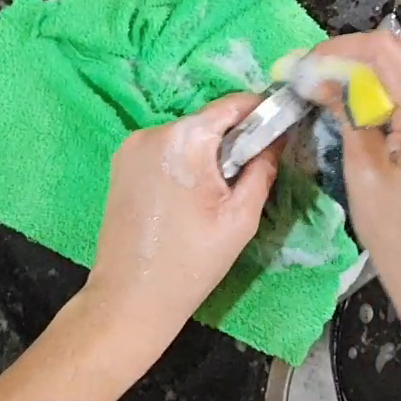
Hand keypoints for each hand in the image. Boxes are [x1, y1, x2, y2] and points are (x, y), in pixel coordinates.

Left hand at [79, 94, 277, 370]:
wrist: (130, 297)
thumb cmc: (191, 261)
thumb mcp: (240, 217)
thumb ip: (262, 168)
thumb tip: (276, 137)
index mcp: (184, 137)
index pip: (233, 104)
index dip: (262, 113)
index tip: (281, 130)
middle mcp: (153, 131)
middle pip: (207, 122)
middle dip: (232, 142)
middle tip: (247, 178)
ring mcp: (131, 147)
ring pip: (185, 138)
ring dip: (206, 156)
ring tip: (213, 198)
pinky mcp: (120, 165)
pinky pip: (164, 152)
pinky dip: (182, 165)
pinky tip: (187, 201)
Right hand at [305, 32, 400, 361]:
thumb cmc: (395, 231)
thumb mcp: (362, 169)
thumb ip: (348, 113)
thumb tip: (322, 80)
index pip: (383, 54)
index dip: (337, 52)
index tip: (305, 66)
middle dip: (352, 56)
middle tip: (313, 73)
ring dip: (370, 68)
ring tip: (331, 83)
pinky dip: (390, 84)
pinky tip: (363, 99)